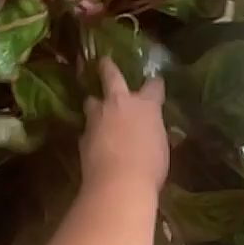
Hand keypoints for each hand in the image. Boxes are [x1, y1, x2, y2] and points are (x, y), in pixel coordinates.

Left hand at [80, 58, 167, 193]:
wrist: (119, 183)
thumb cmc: (150, 167)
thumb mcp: (160, 148)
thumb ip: (154, 134)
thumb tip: (150, 133)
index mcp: (146, 106)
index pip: (154, 86)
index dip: (155, 84)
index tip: (155, 82)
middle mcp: (120, 104)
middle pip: (112, 77)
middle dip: (108, 68)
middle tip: (103, 61)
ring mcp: (98, 118)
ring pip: (91, 101)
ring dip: (94, 103)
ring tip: (94, 106)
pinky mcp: (83, 136)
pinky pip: (87, 129)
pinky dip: (91, 132)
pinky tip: (93, 140)